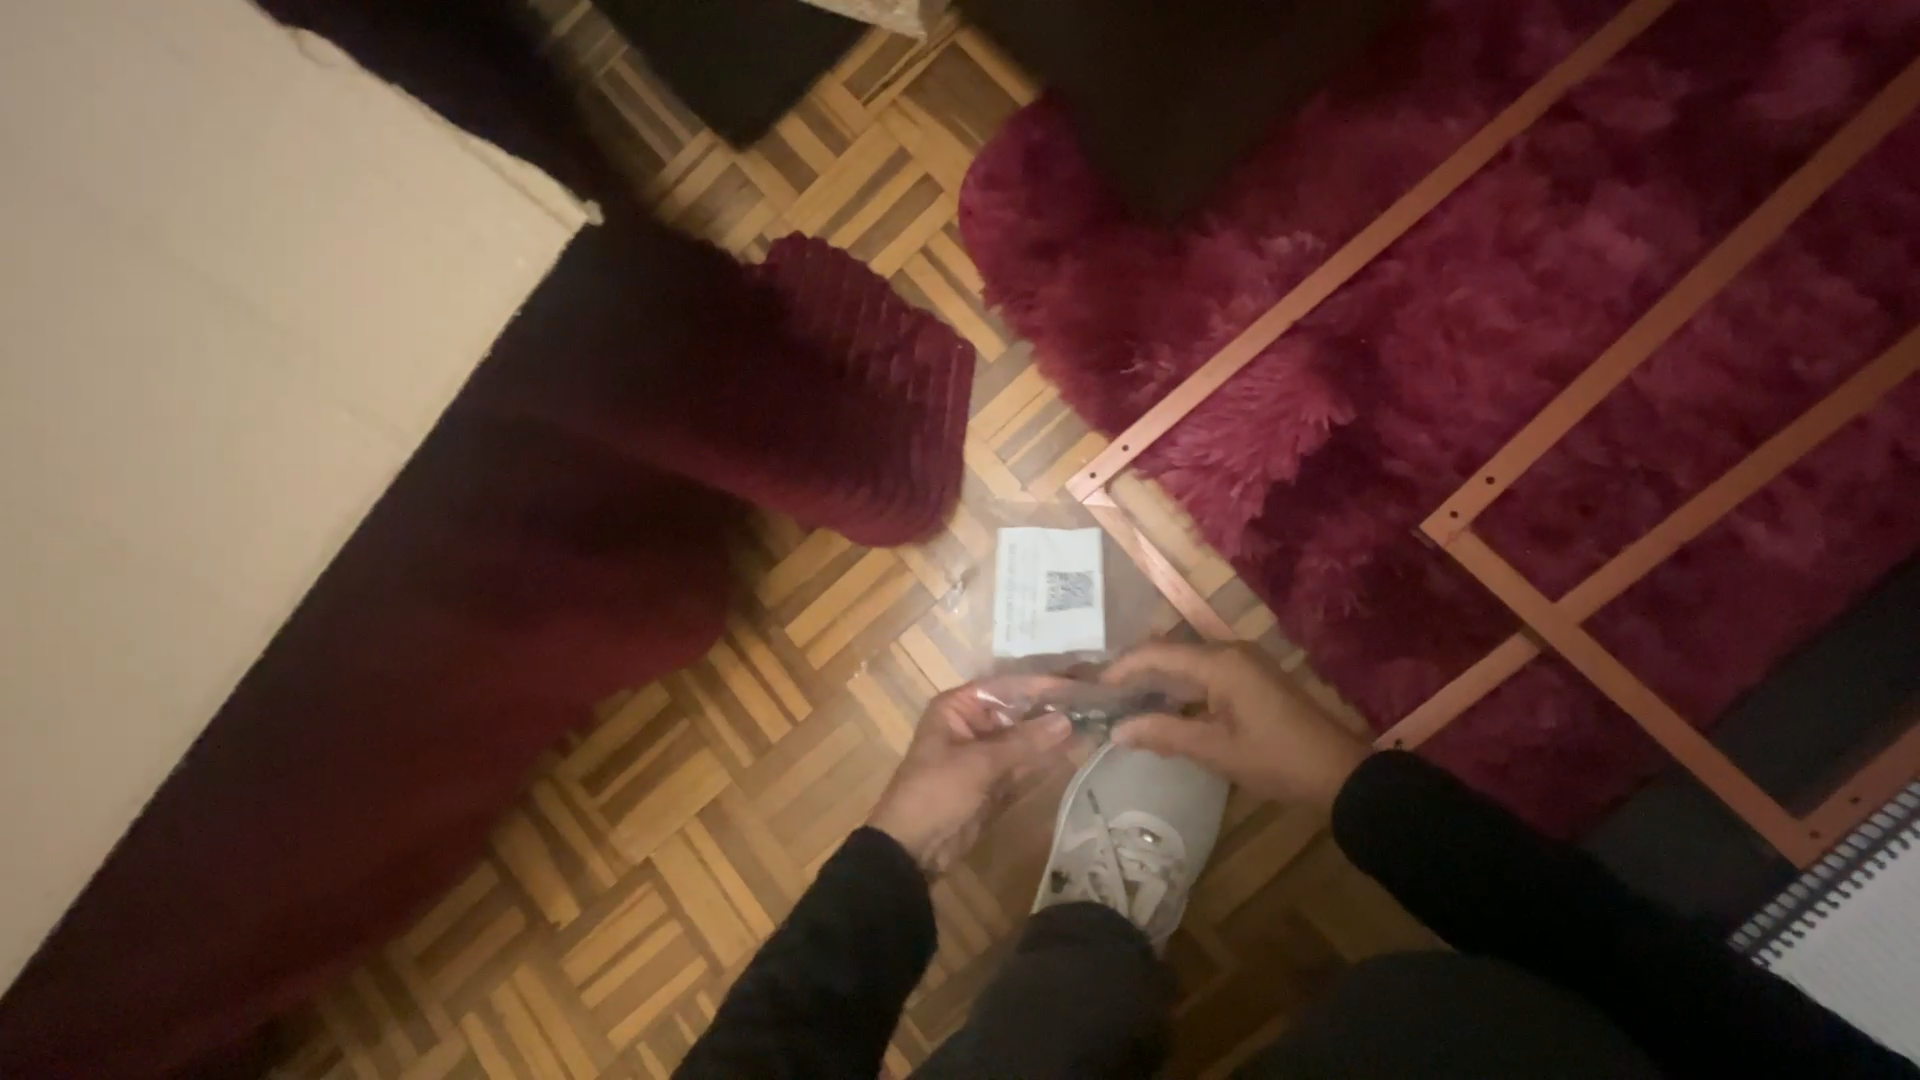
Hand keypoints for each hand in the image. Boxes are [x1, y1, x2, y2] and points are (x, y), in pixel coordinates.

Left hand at [866, 676, 1077, 874]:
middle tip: (1095, 703)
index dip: (1042, 685)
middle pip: (1018, 710)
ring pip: (1025, 737)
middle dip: (1053, 709)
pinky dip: (1046, 758)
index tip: (1078, 685)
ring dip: (1054, 733)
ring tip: (1095, 723)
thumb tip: (1067, 719)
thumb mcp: (979, 763)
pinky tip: (1076, 748)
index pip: (1006, 687)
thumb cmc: (937, 791)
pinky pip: (1024, 762)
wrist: (912, 848)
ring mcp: (984, 753)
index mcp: (958, 707)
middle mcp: (972, 723)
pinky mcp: (994, 780)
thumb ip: (1024, 741)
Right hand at [1103, 641, 1370, 813]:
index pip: (1156, 653)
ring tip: (1124, 704)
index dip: (1121, 668)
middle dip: (1135, 672)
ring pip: (1186, 664)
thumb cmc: (1277, 761)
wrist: (1342, 775)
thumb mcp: (1215, 751)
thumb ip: (1163, 734)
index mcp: (1220, 663)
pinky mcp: (1252, 679)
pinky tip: (1163, 710)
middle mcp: (1229, 652)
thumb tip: (1116, 731)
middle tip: (1103, 696)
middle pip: (1170, 652)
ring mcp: (1244, 663)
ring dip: (1157, 682)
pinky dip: (1180, 690)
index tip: (1093, 688)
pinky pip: (1205, 674)